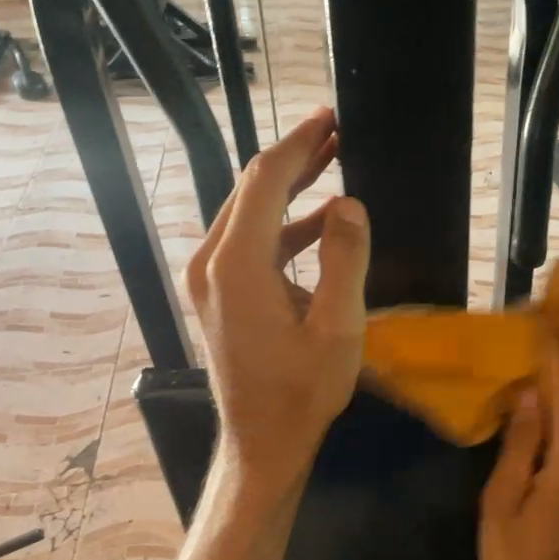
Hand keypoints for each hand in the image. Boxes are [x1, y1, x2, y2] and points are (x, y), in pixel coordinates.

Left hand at [185, 108, 369, 485]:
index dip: (299, 144)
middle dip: (294, 157)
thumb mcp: (338, 328)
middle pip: (251, 190)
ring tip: (332, 163)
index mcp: (238, 265)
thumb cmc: (303, 391)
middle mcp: (212, 262)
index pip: (266, 181)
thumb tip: (348, 204)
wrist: (262, 441)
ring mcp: (209, 279)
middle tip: (336, 130)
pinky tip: (319, 221)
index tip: (331, 117)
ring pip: (249, 213)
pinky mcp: (217, 295)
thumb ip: (344, 260)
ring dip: (290, 188)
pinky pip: (249, 242)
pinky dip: (283, 224)